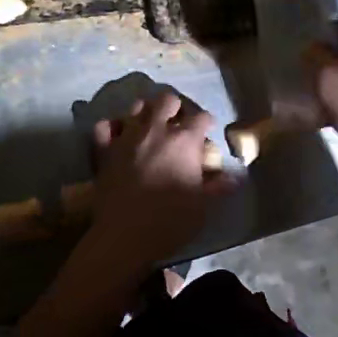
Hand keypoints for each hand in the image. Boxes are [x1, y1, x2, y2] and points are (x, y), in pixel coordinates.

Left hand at [88, 92, 233, 267]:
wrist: (125, 236)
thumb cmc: (170, 221)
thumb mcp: (203, 206)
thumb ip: (218, 186)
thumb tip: (234, 176)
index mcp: (184, 141)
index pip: (202, 117)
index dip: (207, 123)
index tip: (208, 134)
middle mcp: (156, 130)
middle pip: (168, 100)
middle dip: (176, 108)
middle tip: (179, 125)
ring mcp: (127, 137)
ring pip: (137, 106)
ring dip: (147, 112)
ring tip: (152, 127)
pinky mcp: (104, 149)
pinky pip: (105, 126)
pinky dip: (113, 126)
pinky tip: (120, 135)